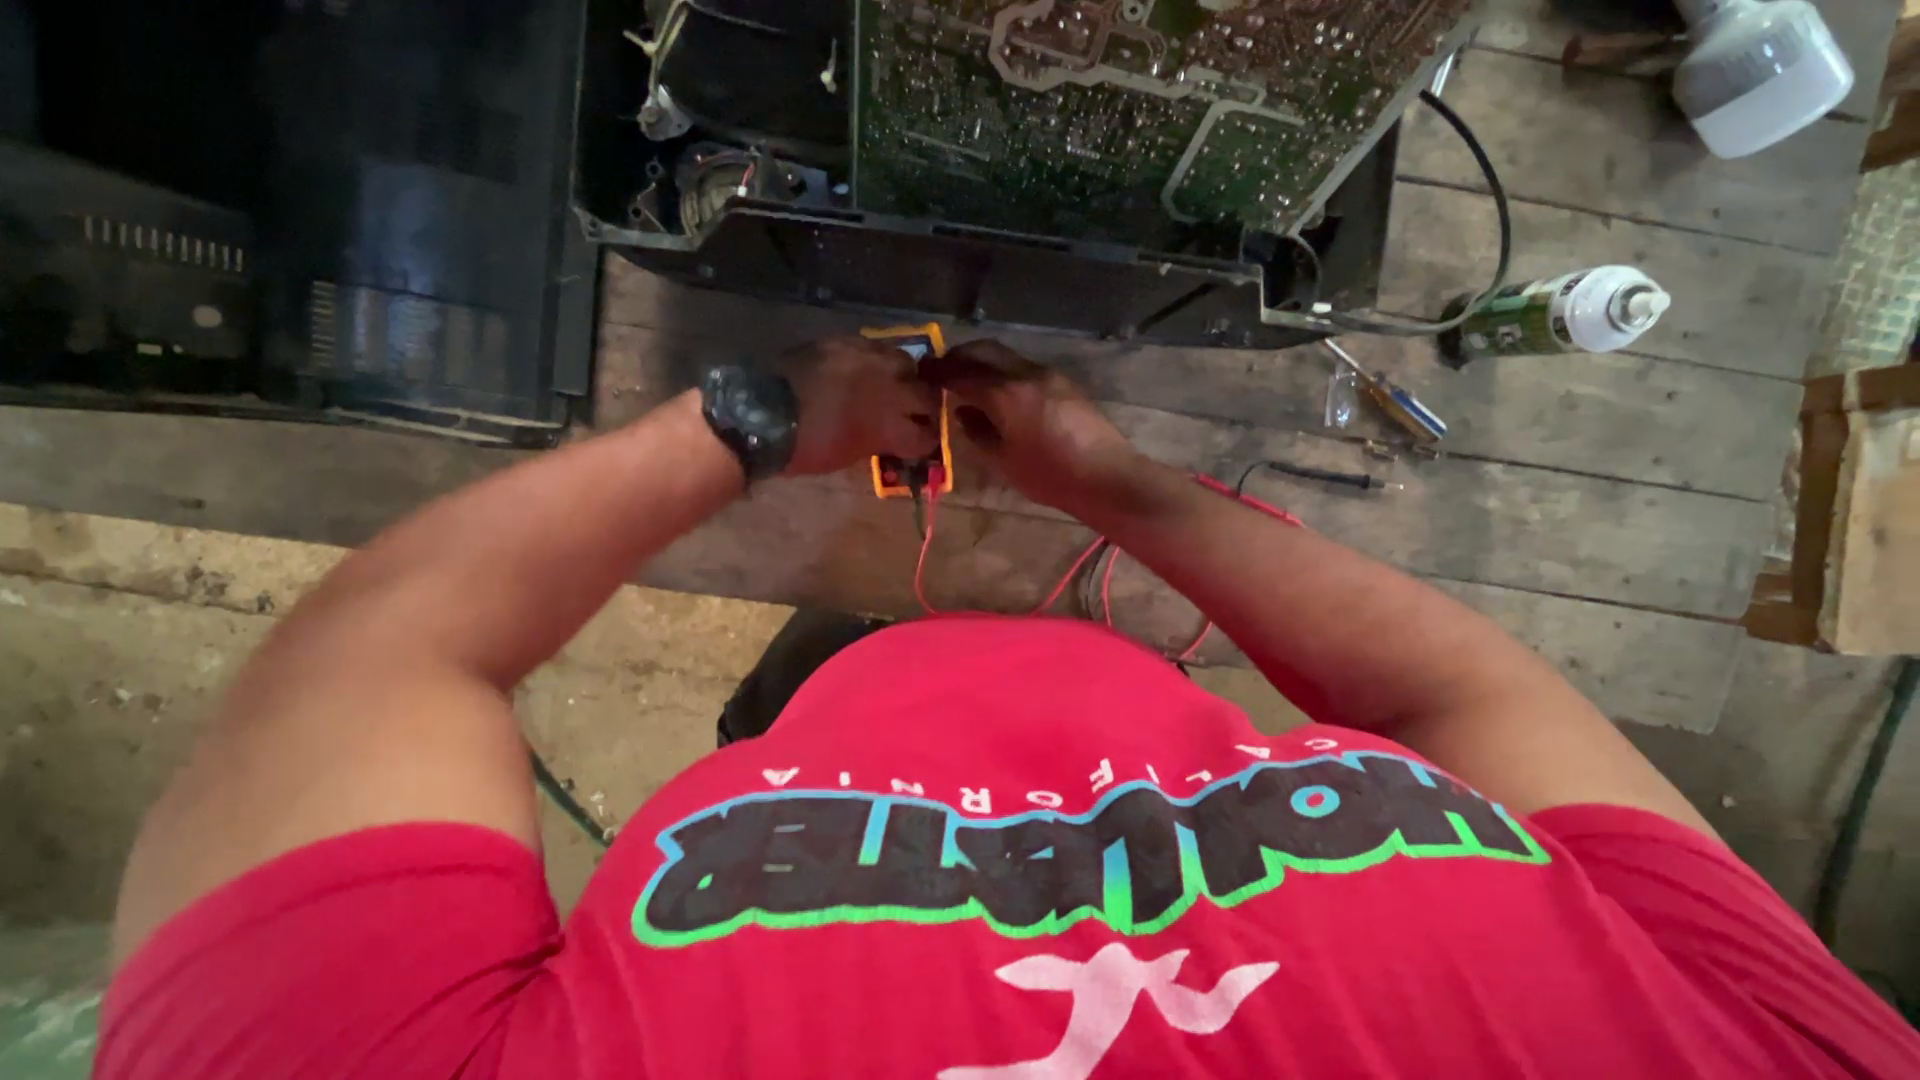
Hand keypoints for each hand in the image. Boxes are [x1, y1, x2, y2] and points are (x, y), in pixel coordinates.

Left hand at [780, 336, 940, 475]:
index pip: (926, 435)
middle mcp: (890, 388)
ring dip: (904, 375)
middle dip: (924, 406)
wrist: (763, 413)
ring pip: (906, 361)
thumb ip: (877, 441)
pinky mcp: (846, 341)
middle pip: (926, 395)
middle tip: (916, 412)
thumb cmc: (804, 447)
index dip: (925, 440)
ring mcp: (869, 360)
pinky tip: (867, 367)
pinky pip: (873, 346)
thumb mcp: (849, 454)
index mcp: (890, 427)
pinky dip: (876, 359)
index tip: (920, 442)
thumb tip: (887, 436)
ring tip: (893, 382)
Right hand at [922, 340, 1141, 512]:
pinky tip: (1000, 393)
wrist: (1106, 476)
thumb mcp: (1004, 462)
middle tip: (941, 369)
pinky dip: (1004, 371)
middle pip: (983, 350)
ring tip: (968, 380)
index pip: (961, 373)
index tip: (922, 373)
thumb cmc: (1050, 476)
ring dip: (983, 361)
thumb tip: (962, 412)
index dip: (938, 372)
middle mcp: (1024, 374)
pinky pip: (1024, 367)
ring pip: (1006, 356)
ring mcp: (1048, 374)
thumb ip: (978, 433)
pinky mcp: (1064, 382)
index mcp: (1004, 394)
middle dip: (958, 356)